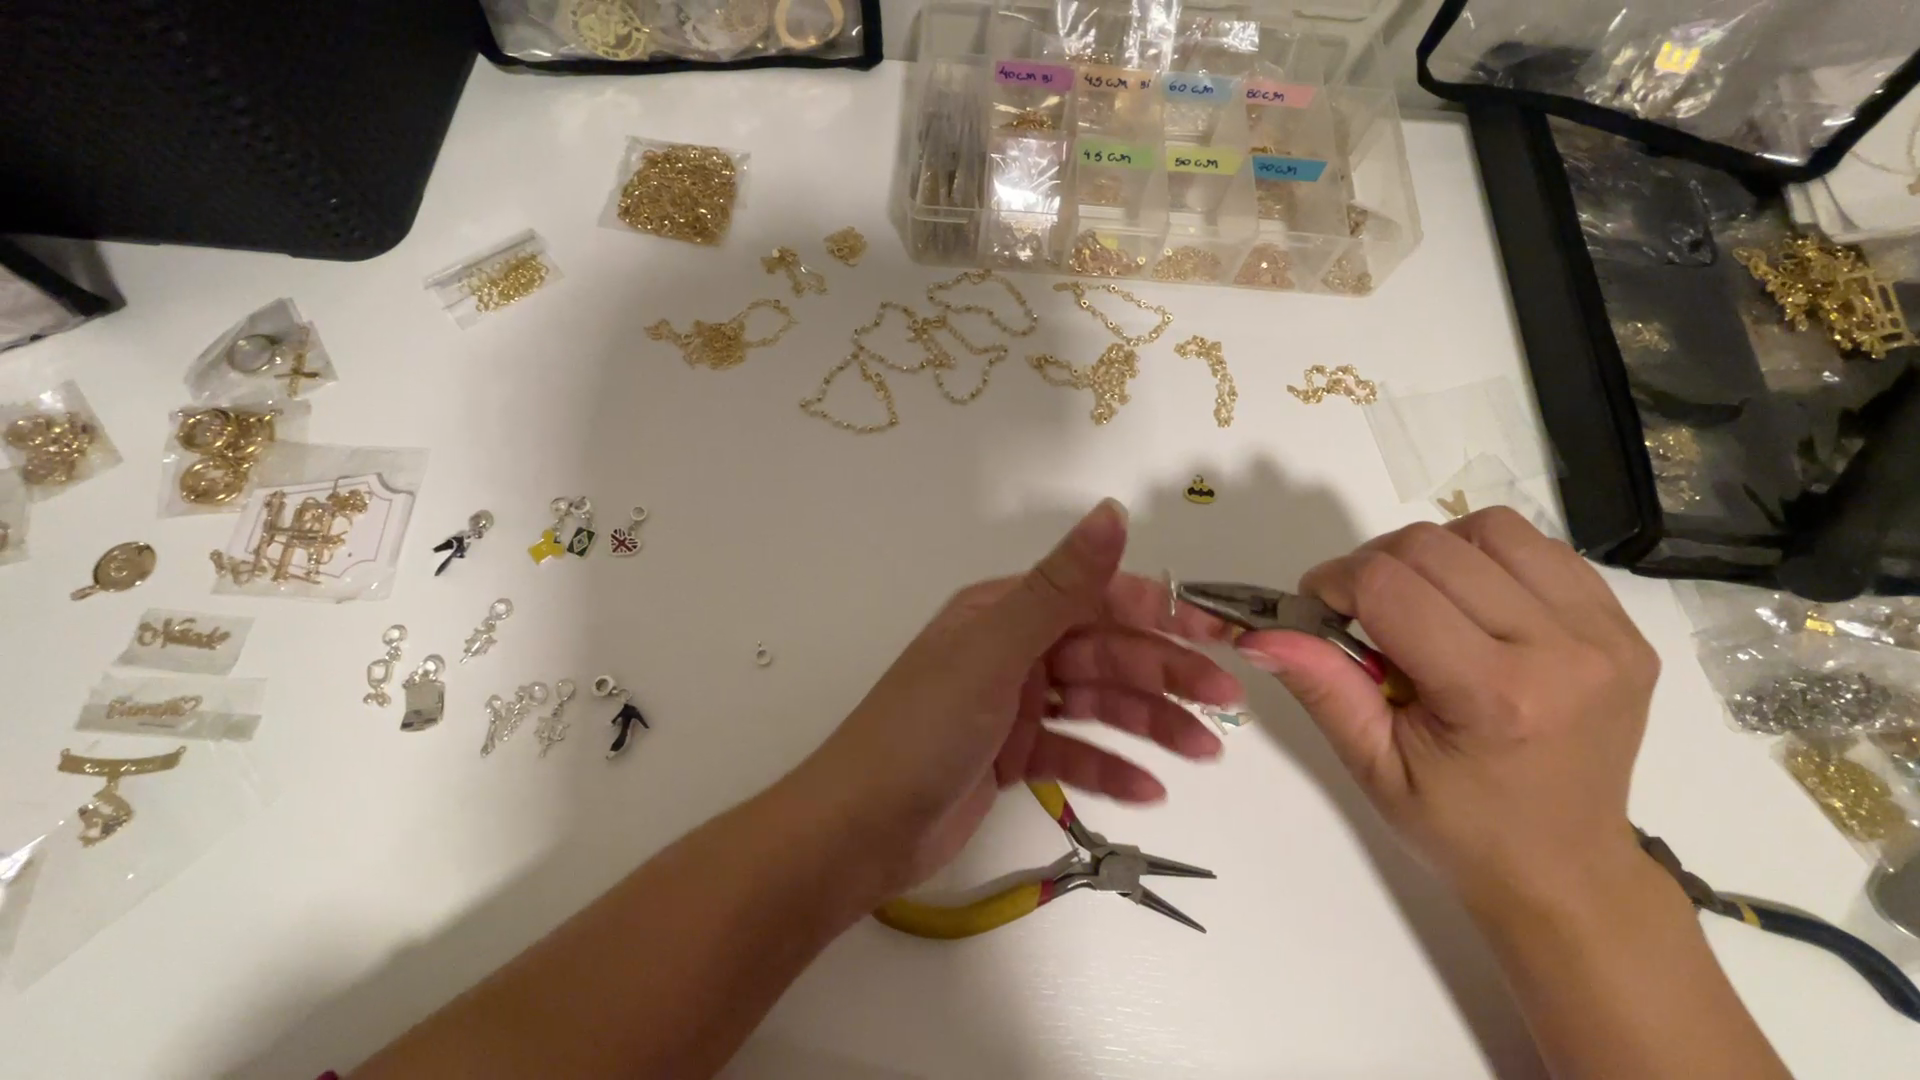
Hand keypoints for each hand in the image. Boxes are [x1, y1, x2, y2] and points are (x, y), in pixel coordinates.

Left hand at [796, 499, 1242, 899]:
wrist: (860, 830)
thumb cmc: (924, 731)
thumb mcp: (994, 654)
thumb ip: (1060, 587)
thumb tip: (1113, 510)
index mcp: (1004, 612)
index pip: (1095, 598)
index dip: (1158, 612)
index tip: (1217, 635)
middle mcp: (1011, 649)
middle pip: (1103, 652)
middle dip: (1165, 674)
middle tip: (1226, 703)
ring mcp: (1012, 704)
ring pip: (1095, 703)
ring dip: (1150, 724)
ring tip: (1206, 753)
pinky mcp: (1011, 756)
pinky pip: (1073, 753)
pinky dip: (1110, 767)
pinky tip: (1151, 790)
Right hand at [1235, 508, 1660, 913]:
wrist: (1564, 867)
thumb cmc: (1457, 828)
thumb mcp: (1371, 765)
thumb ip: (1320, 686)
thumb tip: (1259, 633)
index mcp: (1495, 696)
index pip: (1389, 587)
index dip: (1334, 582)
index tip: (1316, 608)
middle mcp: (1563, 651)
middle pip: (1434, 547)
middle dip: (1372, 564)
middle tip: (1357, 611)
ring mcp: (1605, 635)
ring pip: (1489, 530)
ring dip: (1433, 552)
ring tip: (1417, 602)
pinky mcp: (1628, 629)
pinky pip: (1541, 550)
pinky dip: (1486, 559)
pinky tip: (1469, 605)